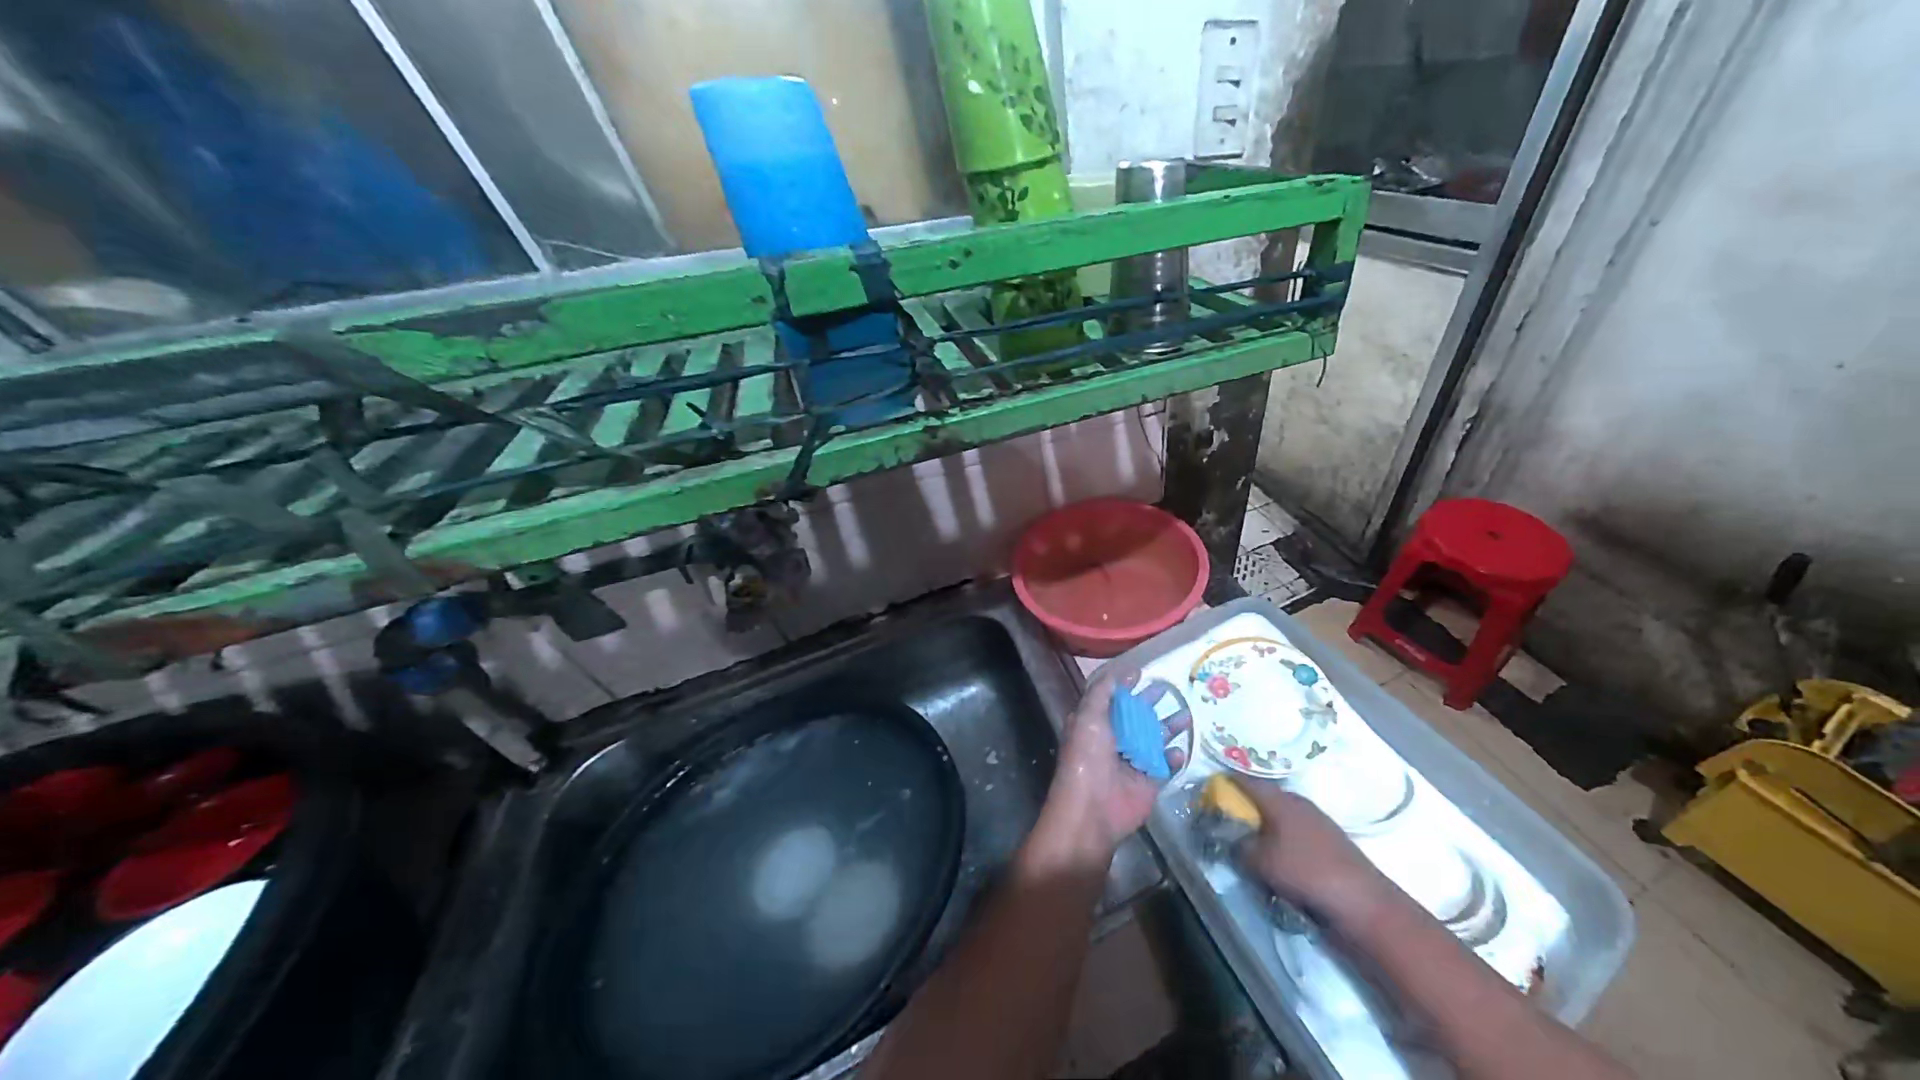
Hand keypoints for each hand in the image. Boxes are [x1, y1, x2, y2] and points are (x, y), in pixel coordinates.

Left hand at [1027, 669, 1186, 871]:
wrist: (1093, 810)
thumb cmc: (1087, 758)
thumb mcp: (1089, 716)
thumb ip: (1103, 692)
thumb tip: (1125, 672)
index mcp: (1095, 724)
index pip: (1113, 700)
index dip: (1126, 687)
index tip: (1143, 672)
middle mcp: (1114, 740)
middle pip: (1137, 717)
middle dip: (1152, 703)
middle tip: (1172, 688)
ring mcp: (1133, 761)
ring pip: (1155, 739)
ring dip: (1169, 727)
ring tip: (1186, 714)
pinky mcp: (1149, 782)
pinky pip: (1165, 765)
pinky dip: (1174, 757)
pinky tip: (1181, 750)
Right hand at [1230, 777, 1397, 924]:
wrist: (1364, 905)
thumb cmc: (1306, 873)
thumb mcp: (1260, 861)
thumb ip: (1236, 846)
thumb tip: (1224, 838)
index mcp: (1281, 800)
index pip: (1245, 781)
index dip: (1224, 784)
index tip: (1207, 793)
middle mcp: (1299, 804)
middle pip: (1264, 798)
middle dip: (1243, 808)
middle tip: (1225, 823)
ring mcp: (1318, 823)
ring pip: (1281, 818)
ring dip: (1264, 828)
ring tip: (1250, 846)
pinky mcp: (1330, 844)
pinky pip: (1295, 836)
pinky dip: (1282, 843)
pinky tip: (1278, 862)